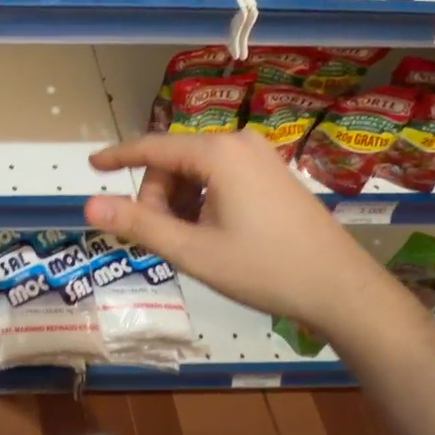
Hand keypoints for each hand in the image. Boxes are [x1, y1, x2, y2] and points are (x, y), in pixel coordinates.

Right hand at [85, 133, 383, 325]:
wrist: (345, 292)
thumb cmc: (265, 269)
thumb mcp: (194, 251)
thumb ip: (139, 224)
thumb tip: (89, 206)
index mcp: (217, 152)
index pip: (152, 147)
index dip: (118, 157)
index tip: (92, 164)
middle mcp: (238, 142)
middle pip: (175, 161)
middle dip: (160, 196)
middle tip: (164, 238)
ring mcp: (260, 155)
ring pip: (198, 170)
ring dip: (183, 201)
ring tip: (191, 242)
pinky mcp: (274, 172)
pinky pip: (222, 175)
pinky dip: (205, 199)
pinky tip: (214, 233)